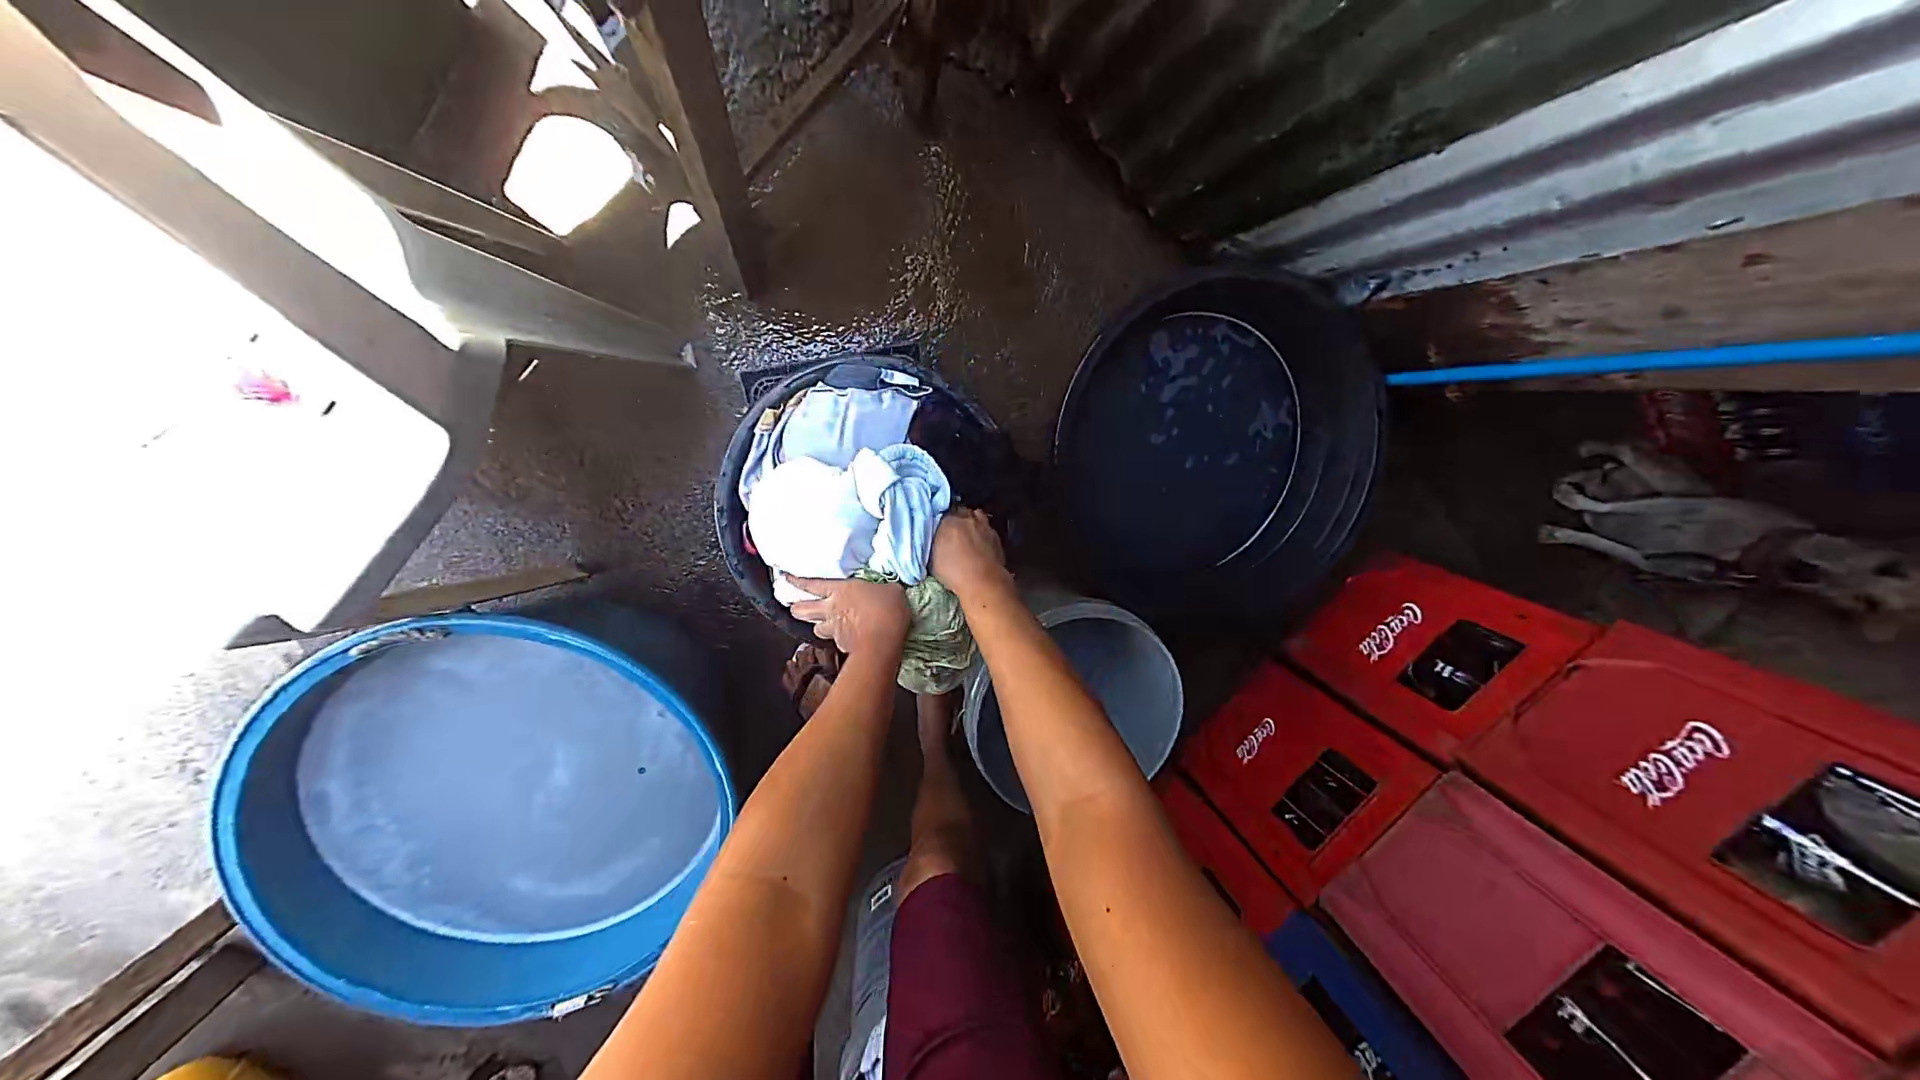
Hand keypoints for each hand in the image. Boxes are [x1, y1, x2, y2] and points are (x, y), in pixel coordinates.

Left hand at [785, 575, 911, 654]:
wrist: (883, 640)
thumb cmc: (887, 608)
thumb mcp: (891, 590)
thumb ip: (883, 590)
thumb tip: (886, 592)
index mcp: (841, 589)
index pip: (813, 584)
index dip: (798, 581)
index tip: (785, 579)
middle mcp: (832, 608)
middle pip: (805, 609)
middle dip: (797, 608)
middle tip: (793, 609)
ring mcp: (835, 629)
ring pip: (817, 628)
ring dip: (817, 627)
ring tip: (820, 627)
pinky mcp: (842, 646)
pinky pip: (835, 642)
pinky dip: (838, 641)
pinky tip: (846, 640)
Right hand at [931, 508, 1009, 599]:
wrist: (982, 580)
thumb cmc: (953, 572)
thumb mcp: (933, 559)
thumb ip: (935, 544)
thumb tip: (938, 540)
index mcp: (948, 522)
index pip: (944, 514)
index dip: (944, 521)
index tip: (943, 529)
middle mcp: (966, 519)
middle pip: (962, 512)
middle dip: (959, 518)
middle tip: (956, 529)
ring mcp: (983, 525)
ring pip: (978, 515)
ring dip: (973, 520)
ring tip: (971, 531)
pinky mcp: (996, 535)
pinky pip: (988, 527)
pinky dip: (984, 531)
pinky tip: (983, 541)